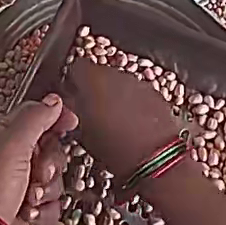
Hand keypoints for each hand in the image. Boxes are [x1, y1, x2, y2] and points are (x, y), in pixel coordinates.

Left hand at [0, 94, 76, 224]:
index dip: (56, 118)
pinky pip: (55, 203)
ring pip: (57, 178)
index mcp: (5, 134)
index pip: (37, 116)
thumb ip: (35, 118)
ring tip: (30, 197)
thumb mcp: (12, 143)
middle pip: (53, 148)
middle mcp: (13, 157)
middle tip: (39, 171)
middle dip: (51, 162)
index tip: (70, 123)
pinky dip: (45, 210)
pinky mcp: (30, 208)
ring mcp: (22, 183)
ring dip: (48, 189)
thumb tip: (54, 100)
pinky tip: (30, 212)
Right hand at [61, 62, 181, 178]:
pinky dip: (131, 104)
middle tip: (88, 112)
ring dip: (112, 96)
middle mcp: (116, 74)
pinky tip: (129, 125)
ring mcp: (138, 83)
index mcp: (92, 78)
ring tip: (110, 122)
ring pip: (118, 84)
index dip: (71, 80)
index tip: (69, 95)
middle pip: (98, 73)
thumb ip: (72, 110)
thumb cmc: (113, 146)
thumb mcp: (81, 131)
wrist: (157, 158)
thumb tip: (68, 102)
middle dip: (92, 89)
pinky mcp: (155, 95)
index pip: (74, 66)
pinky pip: (136, 94)